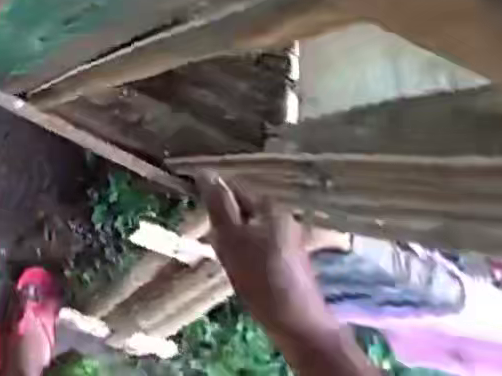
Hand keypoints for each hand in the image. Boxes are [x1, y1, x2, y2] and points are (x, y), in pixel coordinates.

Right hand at [200, 175, 359, 342]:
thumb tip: (204, 172)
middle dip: (224, 222)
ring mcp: (289, 238)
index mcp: (268, 204)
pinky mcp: (290, 259)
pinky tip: (245, 272)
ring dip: (234, 240)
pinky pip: (259, 245)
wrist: (301, 329)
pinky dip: (248, 254)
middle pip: (240, 207)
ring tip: (229, 260)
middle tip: (217, 243)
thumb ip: (217, 202)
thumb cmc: (261, 278)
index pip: (230, 185)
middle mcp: (282, 215)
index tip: (201, 216)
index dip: (212, 198)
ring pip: (248, 228)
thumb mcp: (230, 236)